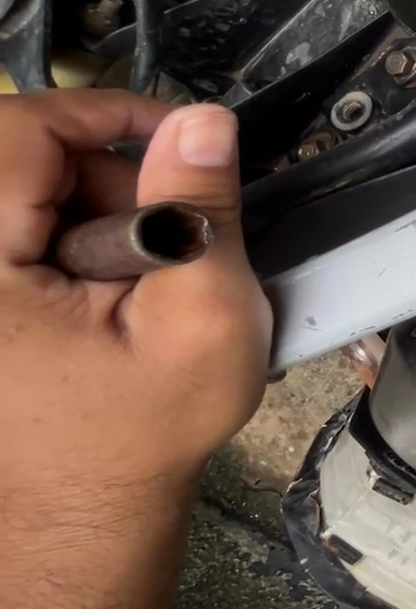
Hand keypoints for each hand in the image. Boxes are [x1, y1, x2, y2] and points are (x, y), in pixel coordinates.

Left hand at [0, 90, 268, 505]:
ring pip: (14, 191)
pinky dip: (63, 236)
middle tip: (166, 243)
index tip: (187, 136)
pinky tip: (97, 284)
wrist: (85, 496)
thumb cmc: (149, 419)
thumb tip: (204, 123)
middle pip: (14, 160)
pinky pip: (9, 227)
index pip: (12, 131)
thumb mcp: (204, 314)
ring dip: (89, 210)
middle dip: (107, 180)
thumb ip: (200, 213)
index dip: (107, 112)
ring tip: (134, 277)